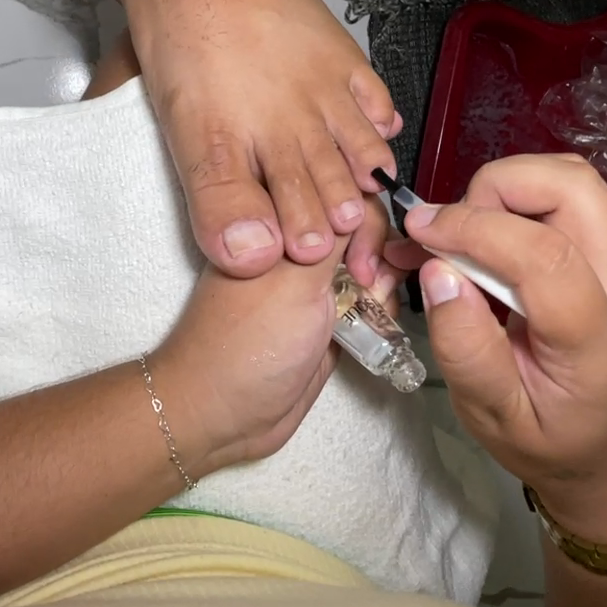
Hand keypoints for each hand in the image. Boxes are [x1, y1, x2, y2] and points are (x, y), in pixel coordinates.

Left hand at [106, 0, 400, 284]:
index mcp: (275, 145)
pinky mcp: (329, 45)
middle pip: (336, 177)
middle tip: (357, 239)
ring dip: (364, 168)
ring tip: (373, 190)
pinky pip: (368, 85)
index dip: (311, 237)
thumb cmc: (187, 38)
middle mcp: (310, 117)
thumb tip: (258, 256)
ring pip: (357, 137)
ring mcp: (325, 79)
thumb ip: (224, 199)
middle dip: (342, 212)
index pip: (305, 207)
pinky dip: (377, 109)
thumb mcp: (190, 136)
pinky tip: (383, 121)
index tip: (320, 262)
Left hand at [153, 209, 400, 476]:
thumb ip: (333, 236)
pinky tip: (379, 320)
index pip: (334, 192)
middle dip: (377, 250)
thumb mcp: (294, 278)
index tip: (368, 249)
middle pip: (360, 226)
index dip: (362, 211)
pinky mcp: (329, 318)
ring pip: (368, 262)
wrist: (225, 414)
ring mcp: (313, 283)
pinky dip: (380, 305)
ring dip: (382, 279)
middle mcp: (296, 246)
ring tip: (373, 303)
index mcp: (276, 222)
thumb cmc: (250, 340)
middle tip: (369, 283)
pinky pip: (368, 299)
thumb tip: (365, 192)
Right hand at [383, 154, 606, 542]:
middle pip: (576, 189)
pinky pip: (557, 191)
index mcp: (596, 342)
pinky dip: (506, 192)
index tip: (419, 230)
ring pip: (569, 177)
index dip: (476, 230)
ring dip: (502, 187)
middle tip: (453, 229)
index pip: (547, 258)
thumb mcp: (491, 416)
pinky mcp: (598, 246)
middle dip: (498, 187)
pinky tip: (471, 228)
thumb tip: (437, 272)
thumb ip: (466, 351)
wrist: (598, 444)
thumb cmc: (544, 436)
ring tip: (463, 232)